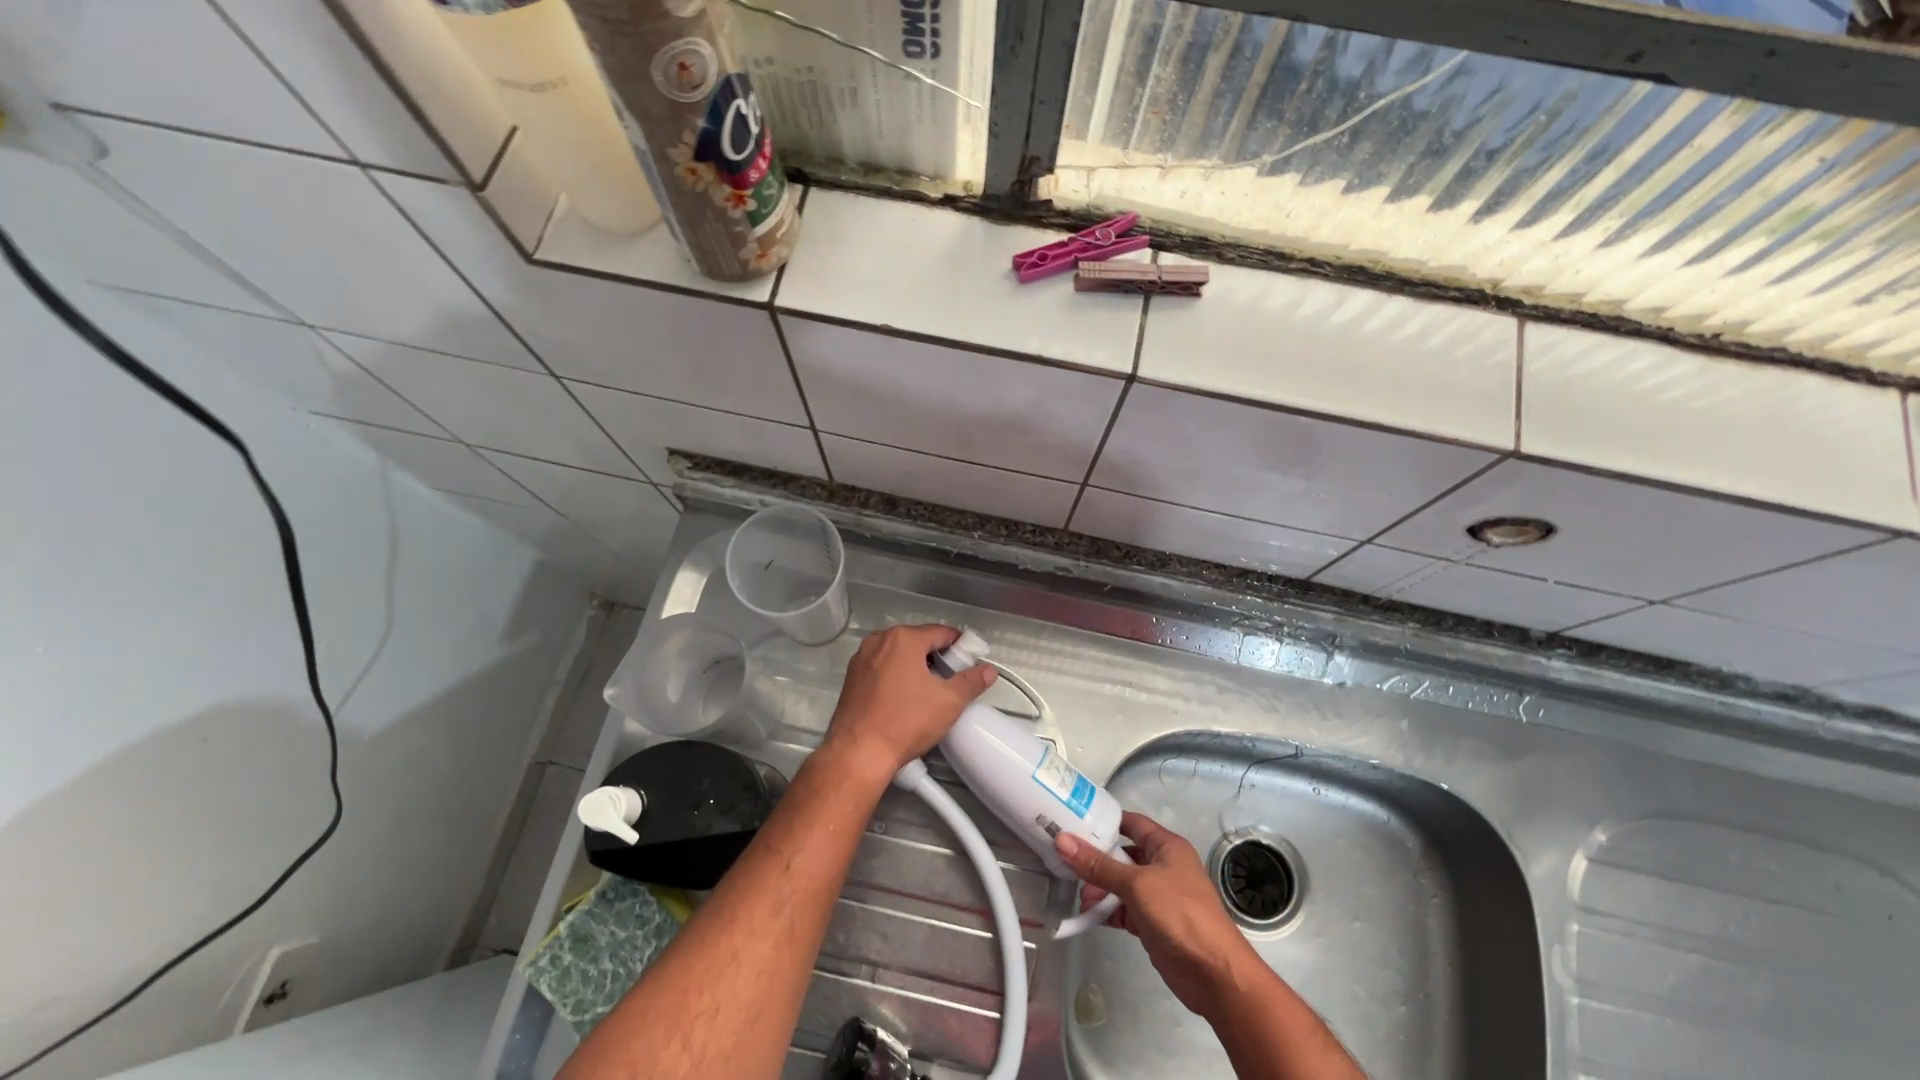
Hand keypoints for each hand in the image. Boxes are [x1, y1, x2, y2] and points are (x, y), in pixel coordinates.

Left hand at [819, 623, 996, 779]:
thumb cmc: (906, 722)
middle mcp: (878, 641)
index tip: (971, 663)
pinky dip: (897, 676)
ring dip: (916, 667)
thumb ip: (972, 682)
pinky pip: (882, 668)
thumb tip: (989, 671)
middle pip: (918, 641)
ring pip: (898, 655)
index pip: (941, 632)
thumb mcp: (949, 702)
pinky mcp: (851, 678)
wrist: (858, 753)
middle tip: (952, 681)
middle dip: (937, 658)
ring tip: (930, 692)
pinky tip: (905, 699)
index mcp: (903, 639)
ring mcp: (861, 659)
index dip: (961, 646)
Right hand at [1054, 812, 1263, 1019]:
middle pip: (1123, 855)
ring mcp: (1159, 897)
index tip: (1072, 820)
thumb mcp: (1137, 884)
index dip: (1105, 821)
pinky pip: (1124, 910)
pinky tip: (1090, 916)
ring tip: (1081, 898)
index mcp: (1167, 847)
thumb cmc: (1180, 914)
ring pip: (1121, 885)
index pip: (1132, 823)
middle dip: (1096, 861)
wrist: (1213, 972)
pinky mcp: (1153, 923)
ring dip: (1100, 889)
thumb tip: (1062, 840)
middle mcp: (1163, 867)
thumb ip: (1099, 865)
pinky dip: (1108, 911)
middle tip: (1066, 865)